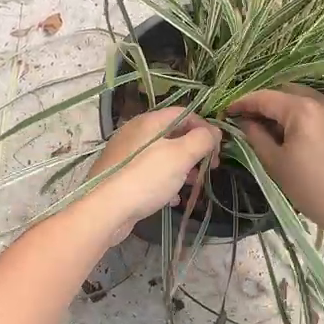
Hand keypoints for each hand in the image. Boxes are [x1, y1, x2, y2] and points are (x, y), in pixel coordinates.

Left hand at [83, 108, 221, 243]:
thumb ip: (201, 140)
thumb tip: (213, 132)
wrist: (105, 209)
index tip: (218, 148)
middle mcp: (136, 133)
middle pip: (173, 134)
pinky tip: (172, 198)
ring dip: (182, 168)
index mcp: (149, 121)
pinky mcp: (121, 176)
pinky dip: (165, 181)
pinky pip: (149, 173)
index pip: (184, 113)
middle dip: (195, 150)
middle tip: (211, 167)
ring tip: (194, 184)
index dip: (205, 127)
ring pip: (162, 155)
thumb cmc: (146, 178)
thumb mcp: (181, 155)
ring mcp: (126, 155)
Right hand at [225, 86, 323, 238]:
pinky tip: (295, 136)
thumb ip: (257, 136)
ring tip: (270, 130)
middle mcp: (323, 102)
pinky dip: (302, 116)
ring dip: (284, 109)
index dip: (243, 102)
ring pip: (304, 99)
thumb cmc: (312, 189)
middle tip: (247, 121)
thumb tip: (245, 122)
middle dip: (265, 103)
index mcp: (303, 109)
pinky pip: (319, 110)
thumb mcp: (276, 164)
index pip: (265, 97)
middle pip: (286, 92)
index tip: (226, 111)